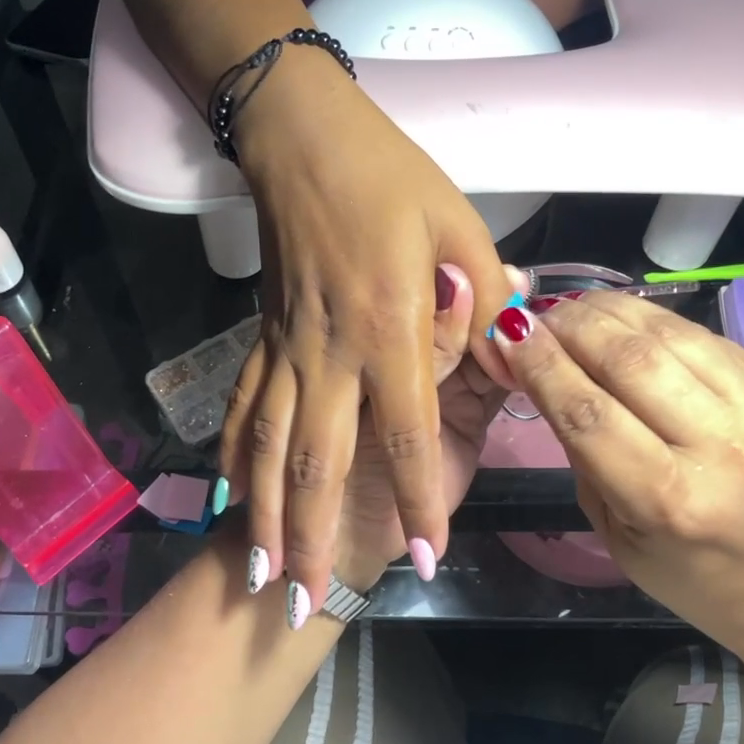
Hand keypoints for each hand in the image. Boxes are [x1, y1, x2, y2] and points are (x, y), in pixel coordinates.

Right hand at [220, 59, 509, 619]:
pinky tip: (227, 492)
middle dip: (313, 535)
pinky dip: (232, 455)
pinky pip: (241, 405)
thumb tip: (516, 354)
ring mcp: (287, 349)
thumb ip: (486, 298)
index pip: (406, 435)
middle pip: (318, 461)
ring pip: (269, 445)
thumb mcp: (457, 225)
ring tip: (259, 572)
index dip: (417, 501)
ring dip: (263, 513)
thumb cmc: (387, 177)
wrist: (300, 141)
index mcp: (388, 329)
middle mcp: (331, 354)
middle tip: (307, 602)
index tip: (425, 559)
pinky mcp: (261, 336)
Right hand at [488, 291, 743, 657]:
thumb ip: (583, 452)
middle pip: (630, 360)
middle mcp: (722, 449)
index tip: (507, 331)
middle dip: (571, 326)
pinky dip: (649, 319)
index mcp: (671, 502)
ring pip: (668, 334)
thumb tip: (543, 376)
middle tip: (535, 314)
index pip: (590, 413)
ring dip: (608, 311)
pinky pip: (701, 336)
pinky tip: (619, 318)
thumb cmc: (691, 574)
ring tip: (571, 308)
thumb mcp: (614, 530)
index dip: (541, 364)